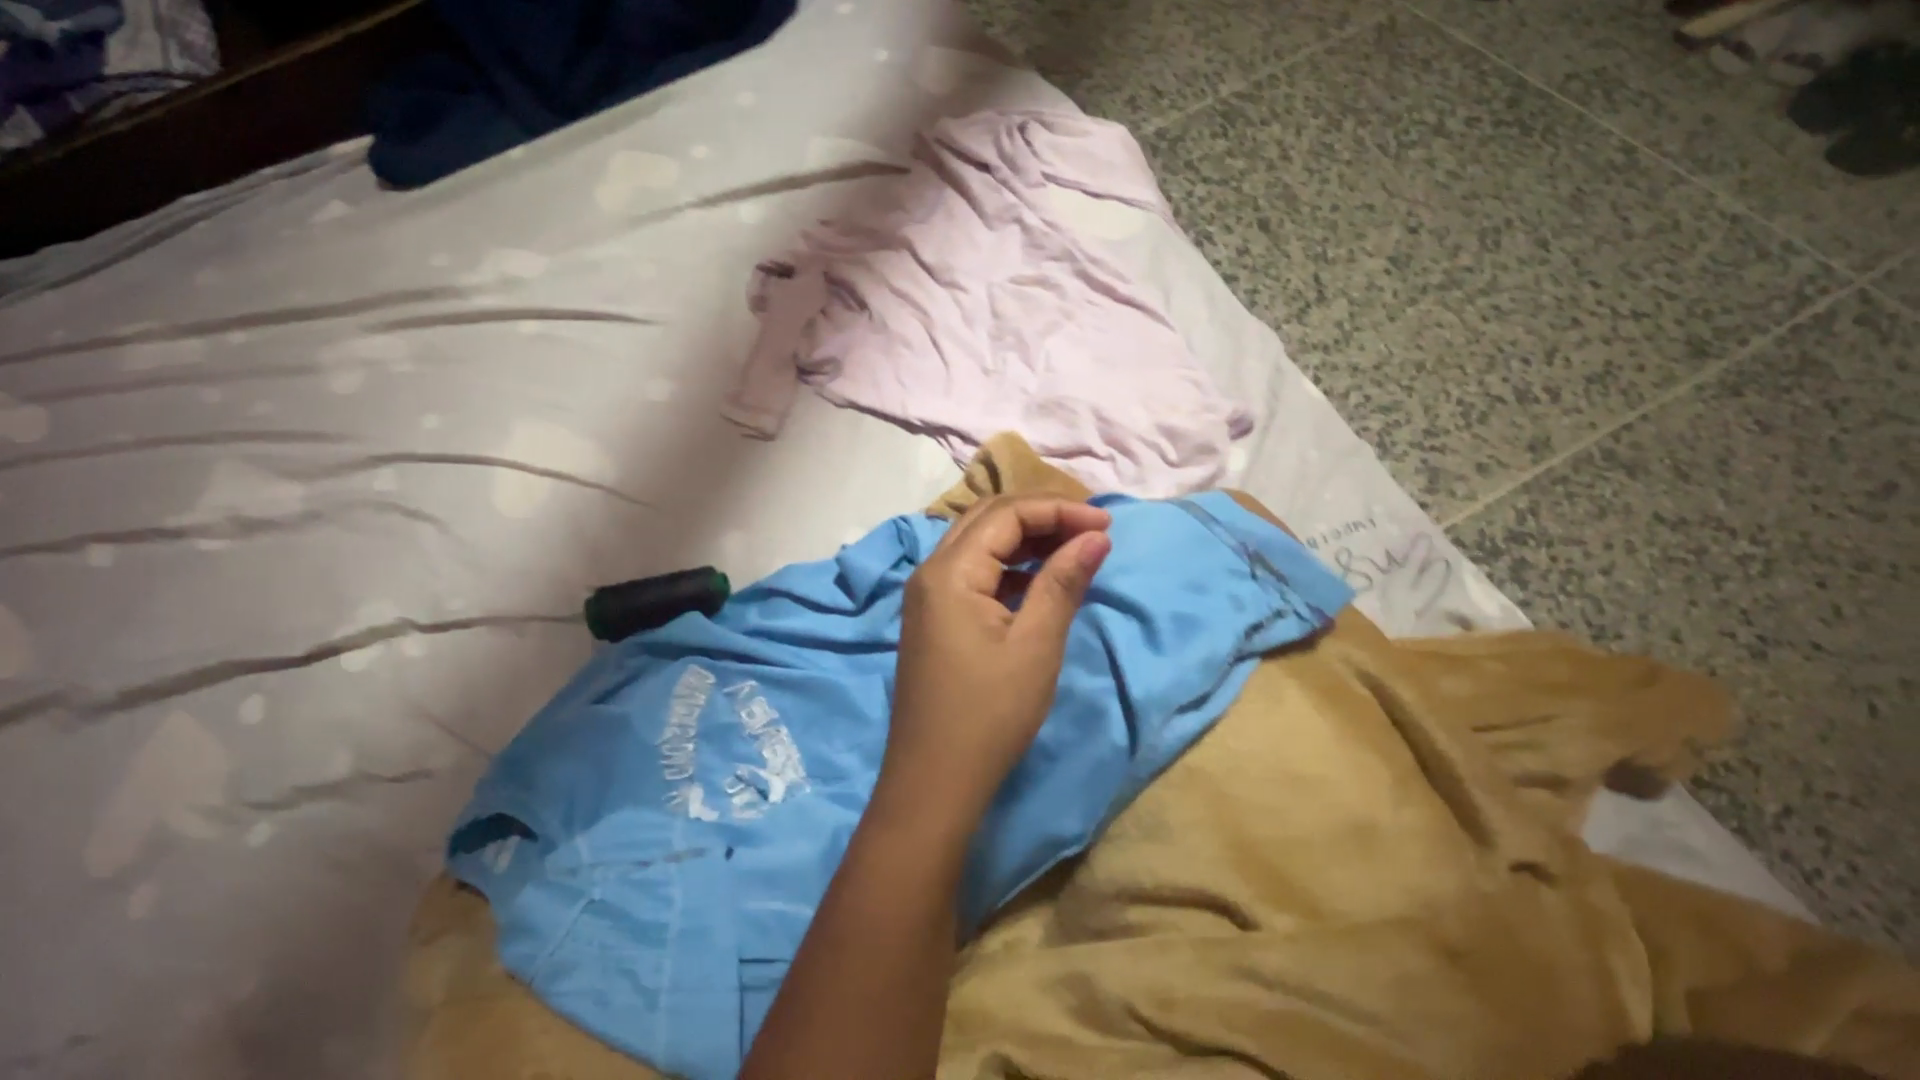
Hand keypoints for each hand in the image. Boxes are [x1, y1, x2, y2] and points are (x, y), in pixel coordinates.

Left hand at [881, 496, 1112, 825]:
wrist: (934, 781)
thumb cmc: (990, 714)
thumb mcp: (1035, 645)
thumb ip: (1063, 583)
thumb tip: (1096, 537)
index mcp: (949, 572)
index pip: (1007, 515)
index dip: (1059, 510)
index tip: (1108, 526)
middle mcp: (929, 573)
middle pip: (986, 520)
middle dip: (1041, 516)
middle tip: (1091, 531)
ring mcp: (926, 598)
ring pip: (977, 545)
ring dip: (1025, 540)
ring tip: (1074, 550)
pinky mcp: (932, 621)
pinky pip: (971, 574)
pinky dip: (1008, 568)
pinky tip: (1040, 583)